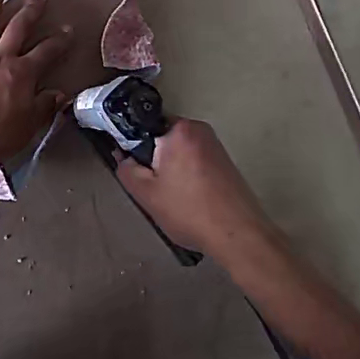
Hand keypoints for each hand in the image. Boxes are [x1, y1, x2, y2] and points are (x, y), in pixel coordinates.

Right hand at [116, 118, 269, 256]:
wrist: (236, 232)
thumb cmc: (193, 212)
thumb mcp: (145, 193)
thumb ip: (126, 169)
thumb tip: (123, 158)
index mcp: (180, 130)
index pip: (144, 126)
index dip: (133, 147)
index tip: (133, 165)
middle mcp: (200, 130)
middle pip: (163, 139)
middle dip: (154, 160)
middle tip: (153, 186)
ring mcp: (214, 145)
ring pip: (179, 152)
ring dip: (171, 170)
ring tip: (174, 197)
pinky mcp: (224, 161)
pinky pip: (195, 162)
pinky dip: (188, 176)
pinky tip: (188, 200)